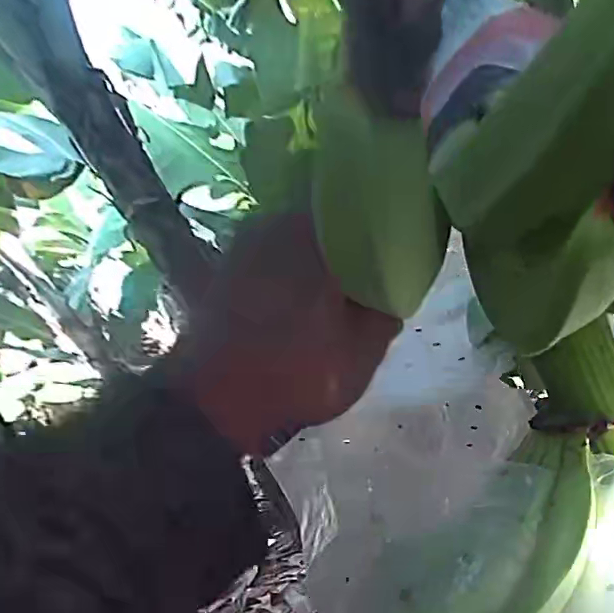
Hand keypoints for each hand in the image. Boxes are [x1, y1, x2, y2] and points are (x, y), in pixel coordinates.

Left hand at [174, 213, 400, 453]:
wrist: (215, 401)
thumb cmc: (296, 376)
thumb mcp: (360, 357)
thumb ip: (383, 318)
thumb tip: (390, 295)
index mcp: (314, 240)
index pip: (359, 211)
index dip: (382, 230)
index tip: (399, 248)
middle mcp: (276, 227)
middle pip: (327, 222)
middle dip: (352, 244)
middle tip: (375, 272)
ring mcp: (246, 243)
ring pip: (299, 237)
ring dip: (322, 258)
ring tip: (343, 287)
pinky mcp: (228, 267)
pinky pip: (276, 254)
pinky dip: (295, 269)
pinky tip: (309, 298)